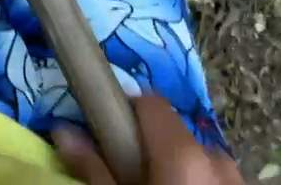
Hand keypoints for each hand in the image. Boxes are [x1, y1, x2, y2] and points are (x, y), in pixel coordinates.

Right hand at [51, 96, 244, 184]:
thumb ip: (92, 168)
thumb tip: (63, 131)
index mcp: (184, 154)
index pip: (148, 103)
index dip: (124, 113)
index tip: (106, 138)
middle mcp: (217, 160)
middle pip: (174, 136)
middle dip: (150, 152)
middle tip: (128, 182)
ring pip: (199, 165)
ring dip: (176, 177)